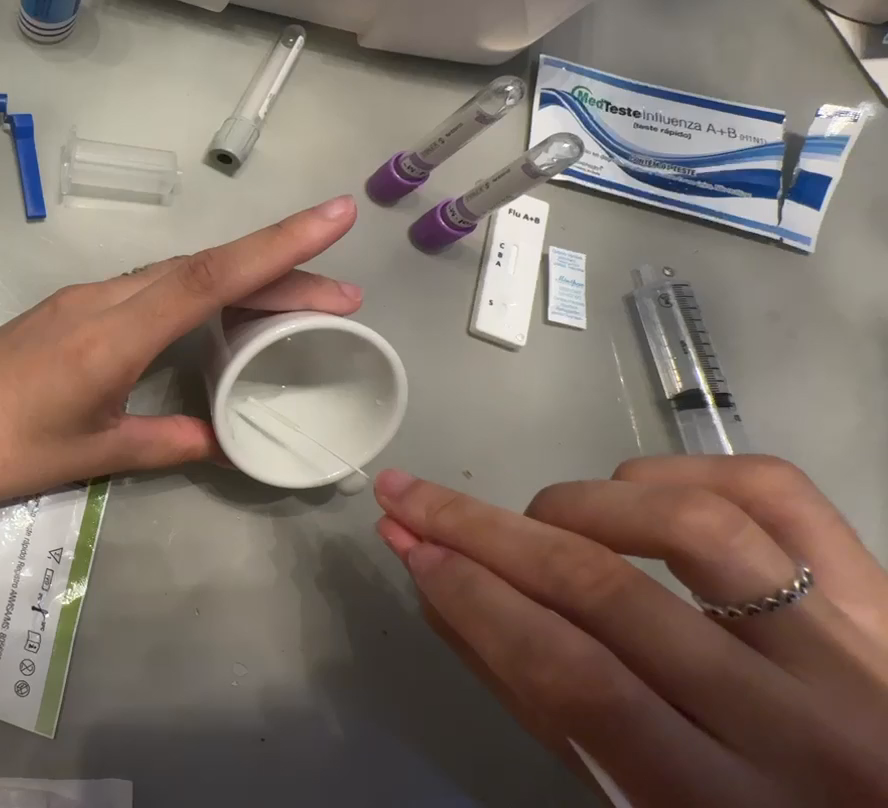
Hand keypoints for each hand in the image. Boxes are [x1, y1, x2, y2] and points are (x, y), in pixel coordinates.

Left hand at [0, 194, 361, 511]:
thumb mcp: (87, 455)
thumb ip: (158, 442)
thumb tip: (214, 439)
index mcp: (110, 335)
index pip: (207, 279)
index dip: (275, 246)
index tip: (334, 217)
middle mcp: (96, 302)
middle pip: (197, 272)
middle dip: (272, 272)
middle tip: (339, 296)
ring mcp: (73, 303)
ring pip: (168, 277)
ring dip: (231, 283)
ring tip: (291, 307)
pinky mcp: (57, 314)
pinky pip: (138, 292)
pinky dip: (186, 297)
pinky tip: (208, 318)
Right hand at [373, 456, 887, 806]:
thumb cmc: (714, 805)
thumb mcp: (612, 780)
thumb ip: (514, 677)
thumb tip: (421, 564)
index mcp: (723, 801)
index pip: (571, 673)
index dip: (472, 597)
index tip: (407, 543)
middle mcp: (806, 727)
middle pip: (607, 588)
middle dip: (478, 528)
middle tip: (407, 493)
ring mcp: (859, 653)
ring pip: (690, 524)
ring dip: (576, 502)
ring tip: (540, 518)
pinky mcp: (884, 597)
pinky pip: (777, 493)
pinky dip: (679, 471)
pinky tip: (633, 490)